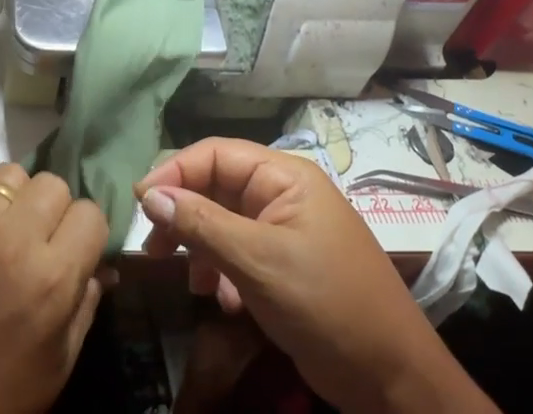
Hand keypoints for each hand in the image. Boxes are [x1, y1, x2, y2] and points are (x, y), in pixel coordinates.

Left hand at [0, 163, 109, 413]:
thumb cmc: (12, 384)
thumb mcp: (65, 353)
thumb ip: (87, 299)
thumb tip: (104, 266)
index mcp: (54, 274)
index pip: (90, 213)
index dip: (90, 231)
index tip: (81, 249)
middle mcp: (17, 239)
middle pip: (53, 184)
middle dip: (58, 207)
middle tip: (48, 236)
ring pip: (12, 173)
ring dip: (21, 195)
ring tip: (16, 224)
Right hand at [137, 138, 495, 413]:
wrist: (392, 378)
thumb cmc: (325, 304)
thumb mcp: (256, 261)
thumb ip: (200, 224)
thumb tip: (148, 195)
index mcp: (284, 177)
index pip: (214, 154)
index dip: (174, 173)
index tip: (140, 204)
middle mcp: (283, 195)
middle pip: (215, 187)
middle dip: (184, 216)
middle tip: (154, 248)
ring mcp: (285, 231)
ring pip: (223, 223)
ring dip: (200, 249)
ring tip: (189, 283)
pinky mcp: (285, 266)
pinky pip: (239, 253)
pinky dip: (223, 273)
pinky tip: (222, 301)